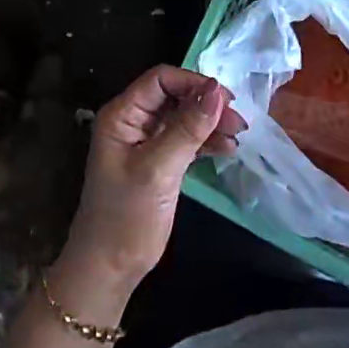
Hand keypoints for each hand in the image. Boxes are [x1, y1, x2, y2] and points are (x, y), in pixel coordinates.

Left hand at [60, 66, 246, 290]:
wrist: (109, 267)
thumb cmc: (126, 215)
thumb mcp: (158, 169)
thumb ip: (187, 128)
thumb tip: (216, 91)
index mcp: (122, 114)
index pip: (160, 80)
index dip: (192, 83)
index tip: (226, 99)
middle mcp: (132, 121)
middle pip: (174, 96)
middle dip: (206, 104)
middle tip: (239, 121)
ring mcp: (146, 141)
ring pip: (183, 117)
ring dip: (210, 122)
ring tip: (239, 135)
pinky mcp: (159, 162)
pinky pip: (185, 139)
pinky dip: (206, 141)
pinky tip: (227, 149)